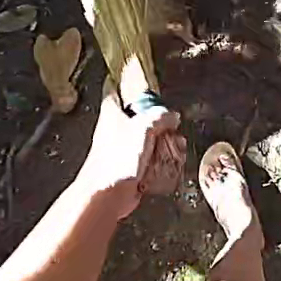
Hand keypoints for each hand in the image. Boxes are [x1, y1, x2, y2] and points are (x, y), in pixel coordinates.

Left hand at [74, 86, 183, 217]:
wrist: (107, 195)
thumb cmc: (116, 159)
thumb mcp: (144, 127)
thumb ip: (161, 117)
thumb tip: (172, 116)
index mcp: (112, 113)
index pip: (118, 91)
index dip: (132, 87)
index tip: (145, 86)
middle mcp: (116, 129)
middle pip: (143, 116)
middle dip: (161, 122)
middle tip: (170, 127)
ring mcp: (124, 148)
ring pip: (150, 138)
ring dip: (165, 143)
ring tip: (174, 148)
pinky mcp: (131, 167)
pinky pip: (152, 158)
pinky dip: (162, 160)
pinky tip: (168, 163)